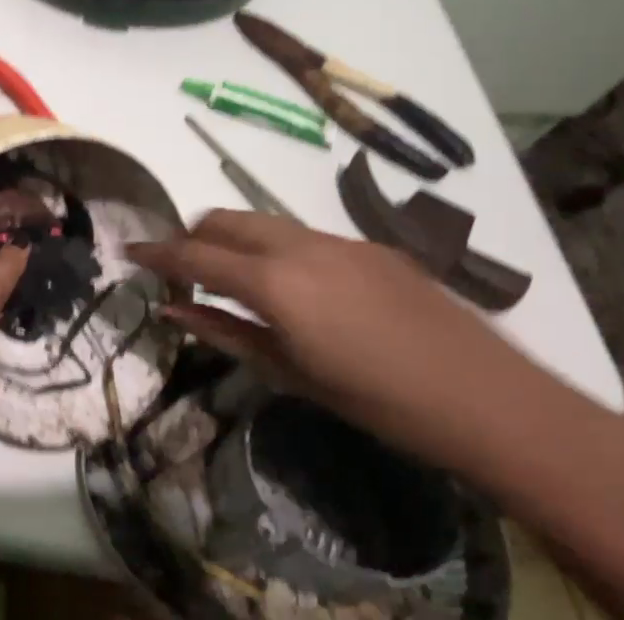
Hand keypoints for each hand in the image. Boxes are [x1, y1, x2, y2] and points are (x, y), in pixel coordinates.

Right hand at [129, 210, 548, 473]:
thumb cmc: (380, 403)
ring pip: (265, 221)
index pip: (194, 254)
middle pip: (224, 218)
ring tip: (237, 279)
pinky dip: (280, 248)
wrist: (494, 404)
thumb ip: (225, 332)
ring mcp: (341, 241)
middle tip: (182, 268)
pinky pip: (306, 235)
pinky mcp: (374, 247)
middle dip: (192, 235)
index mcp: (274, 282)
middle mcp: (301, 246)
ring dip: (236, 239)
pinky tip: (301, 290)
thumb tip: (172, 309)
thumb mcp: (290, 373)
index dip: (156, 253)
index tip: (129, 252)